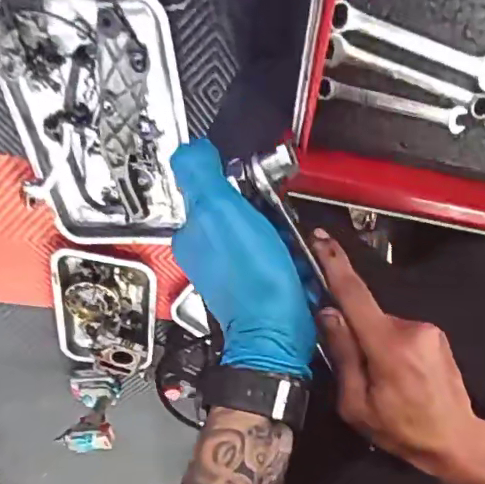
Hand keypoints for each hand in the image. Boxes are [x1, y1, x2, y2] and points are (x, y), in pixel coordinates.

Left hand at [170, 139, 316, 377]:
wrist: (280, 335)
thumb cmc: (255, 285)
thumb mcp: (219, 211)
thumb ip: (200, 173)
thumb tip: (193, 148)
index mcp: (192, 234)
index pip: (210, 186)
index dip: (235, 182)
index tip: (252, 190)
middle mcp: (209, 254)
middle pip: (240, 209)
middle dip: (264, 212)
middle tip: (274, 225)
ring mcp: (236, 271)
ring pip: (264, 232)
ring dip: (281, 236)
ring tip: (285, 248)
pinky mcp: (262, 286)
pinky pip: (280, 257)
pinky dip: (290, 259)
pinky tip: (292, 266)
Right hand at [309, 229, 484, 474]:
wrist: (456, 440)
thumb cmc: (403, 431)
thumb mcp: (357, 405)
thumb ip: (343, 355)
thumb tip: (329, 314)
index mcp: (388, 346)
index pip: (355, 295)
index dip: (334, 265)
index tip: (320, 239)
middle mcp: (412, 328)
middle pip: (369, 317)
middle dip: (357, 337)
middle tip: (360, 377)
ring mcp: (429, 331)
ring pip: (386, 327)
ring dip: (377, 347)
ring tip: (387, 385)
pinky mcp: (438, 337)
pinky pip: (403, 335)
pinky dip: (394, 350)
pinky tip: (402, 380)